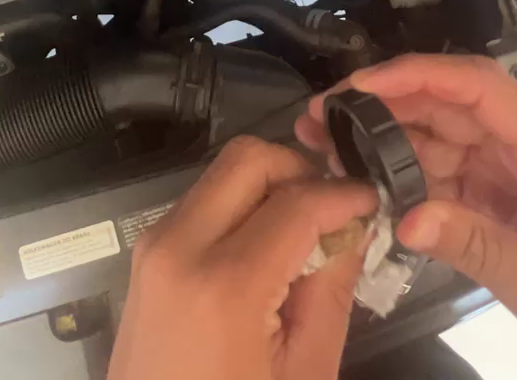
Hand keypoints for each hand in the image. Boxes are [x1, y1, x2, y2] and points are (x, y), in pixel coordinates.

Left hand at [109, 136, 377, 379]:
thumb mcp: (303, 373)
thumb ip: (331, 290)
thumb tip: (351, 228)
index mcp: (222, 285)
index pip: (294, 202)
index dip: (342, 194)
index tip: (370, 199)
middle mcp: (178, 247)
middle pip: (247, 158)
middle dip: (299, 170)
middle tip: (333, 208)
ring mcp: (154, 245)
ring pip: (221, 172)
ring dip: (269, 185)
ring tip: (304, 232)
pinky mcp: (146, 252)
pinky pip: (201, 200)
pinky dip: (241, 204)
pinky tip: (267, 246)